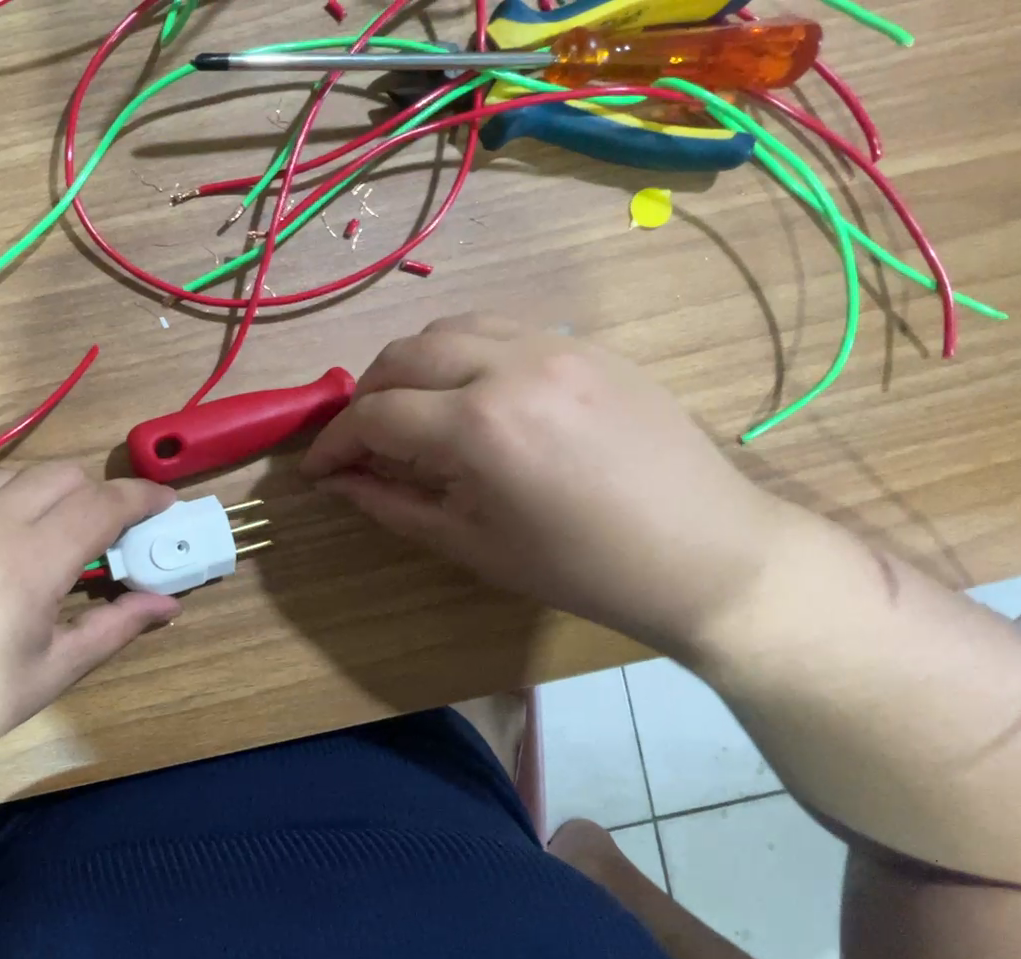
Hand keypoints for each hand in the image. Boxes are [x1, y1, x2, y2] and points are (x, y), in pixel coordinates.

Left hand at [0, 464, 180, 781]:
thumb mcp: (50, 672)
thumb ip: (115, 626)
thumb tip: (168, 603)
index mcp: (29, 563)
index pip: (103, 504)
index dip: (143, 498)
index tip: (163, 505)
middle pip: (64, 475)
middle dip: (96, 497)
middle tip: (103, 536)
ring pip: (16, 473)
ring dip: (46, 494)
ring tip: (45, 535)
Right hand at [301, 313, 788, 651]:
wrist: (704, 555)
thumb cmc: (577, 567)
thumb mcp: (469, 544)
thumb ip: (390, 503)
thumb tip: (336, 482)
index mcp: (478, 427)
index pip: (374, 416)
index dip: (333, 443)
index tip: (316, 470)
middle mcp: (510, 367)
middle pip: (401, 357)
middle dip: (364, 398)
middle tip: (358, 442)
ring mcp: (554, 347)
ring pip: (447, 328)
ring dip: (409, 366)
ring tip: (407, 411)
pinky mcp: (586, 346)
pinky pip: (499, 329)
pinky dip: (459, 353)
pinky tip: (465, 394)